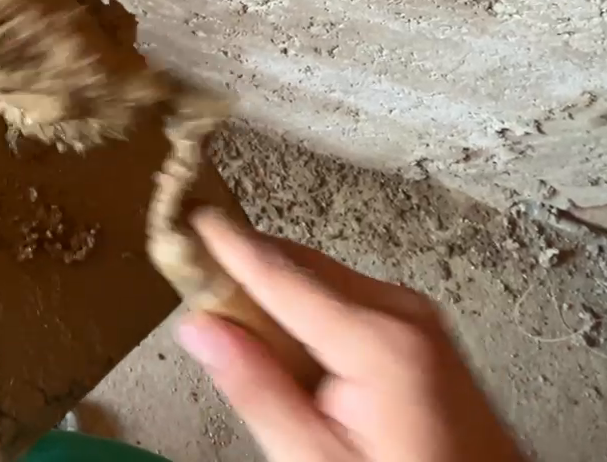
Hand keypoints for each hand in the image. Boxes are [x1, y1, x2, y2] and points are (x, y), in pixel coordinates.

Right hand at [174, 210, 523, 461]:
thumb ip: (258, 391)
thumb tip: (199, 327)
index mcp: (378, 340)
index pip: (278, 271)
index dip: (226, 242)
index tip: (186, 214)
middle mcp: (401, 311)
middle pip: (297, 266)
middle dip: (245, 274)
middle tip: (198, 292)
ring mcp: (416, 317)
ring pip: (316, 278)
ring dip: (274, 293)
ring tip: (246, 336)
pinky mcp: (420, 329)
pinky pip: (342, 296)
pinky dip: (305, 309)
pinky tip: (294, 351)